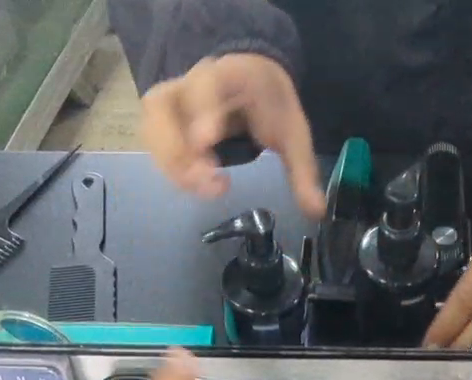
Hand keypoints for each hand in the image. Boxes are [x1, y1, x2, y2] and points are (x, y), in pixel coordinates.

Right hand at [140, 53, 326, 218]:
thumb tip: (317, 211)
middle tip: (213, 181)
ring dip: (173, 164)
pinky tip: (194, 184)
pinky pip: (154, 143)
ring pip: (154, 128)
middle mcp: (192, 82)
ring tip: (207, 188)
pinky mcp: (164, 120)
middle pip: (166, 108)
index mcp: (229, 76)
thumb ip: (303, 173)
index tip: (206, 141)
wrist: (251, 79)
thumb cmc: (271, 105)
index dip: (203, 112)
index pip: (207, 85)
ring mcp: (173, 100)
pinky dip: (169, 167)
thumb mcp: (294, 135)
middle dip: (182, 149)